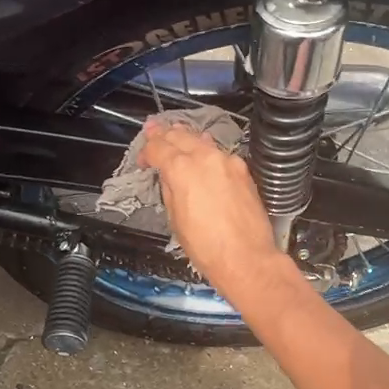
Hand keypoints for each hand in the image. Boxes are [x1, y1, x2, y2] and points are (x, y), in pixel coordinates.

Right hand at [137, 120, 286, 295]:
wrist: (246, 258)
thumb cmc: (207, 246)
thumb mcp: (175, 218)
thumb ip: (170, 190)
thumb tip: (169, 178)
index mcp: (181, 169)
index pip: (158, 148)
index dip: (146, 152)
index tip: (143, 160)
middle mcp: (205, 158)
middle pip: (179, 136)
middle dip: (163, 134)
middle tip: (153, 130)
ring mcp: (227, 162)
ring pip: (201, 140)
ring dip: (186, 137)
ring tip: (175, 134)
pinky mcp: (243, 171)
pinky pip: (219, 153)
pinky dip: (206, 149)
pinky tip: (202, 150)